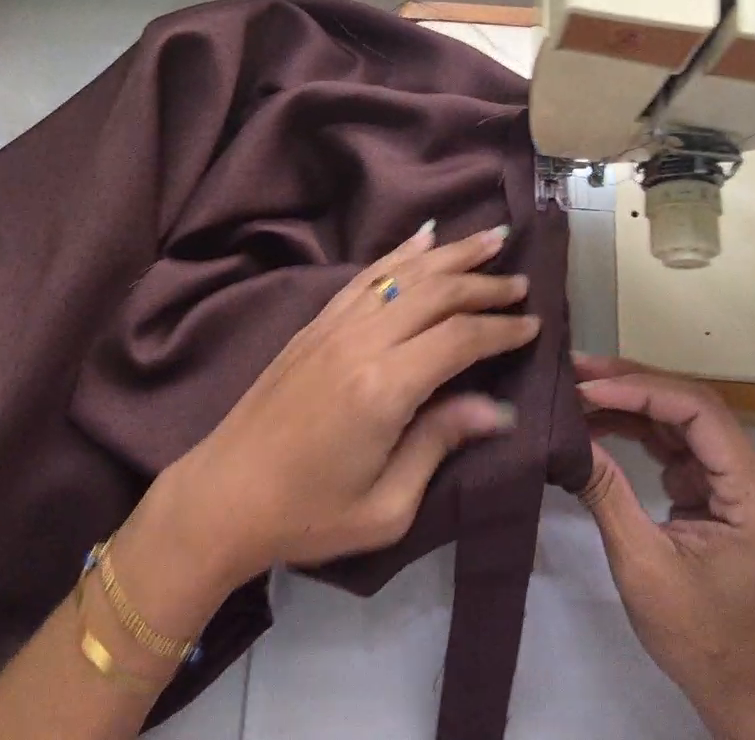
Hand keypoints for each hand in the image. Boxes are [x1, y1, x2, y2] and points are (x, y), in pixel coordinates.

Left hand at [137, 223, 537, 590]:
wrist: (221, 498)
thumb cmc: (307, 516)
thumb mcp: (386, 505)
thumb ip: (439, 443)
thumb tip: (497, 408)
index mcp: (383, 387)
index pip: (459, 338)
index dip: (501, 329)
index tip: (534, 325)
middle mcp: (359, 342)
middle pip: (435, 293)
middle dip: (484, 284)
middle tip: (522, 283)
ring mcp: (331, 327)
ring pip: (401, 274)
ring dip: (449, 254)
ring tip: (490, 239)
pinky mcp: (312, 327)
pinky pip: (363, 278)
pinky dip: (398, 254)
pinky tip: (420, 237)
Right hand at [572, 356, 754, 739]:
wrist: (733, 682)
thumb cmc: (695, 634)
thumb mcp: (643, 565)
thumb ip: (608, 495)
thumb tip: (567, 441)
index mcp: (754, 493)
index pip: (700, 414)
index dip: (642, 390)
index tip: (587, 388)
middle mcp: (753, 475)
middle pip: (692, 406)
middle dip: (632, 383)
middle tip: (575, 369)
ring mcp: (733, 479)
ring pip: (680, 419)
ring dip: (629, 400)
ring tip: (576, 385)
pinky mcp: (712, 488)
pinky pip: (673, 443)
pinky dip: (633, 428)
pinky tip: (595, 418)